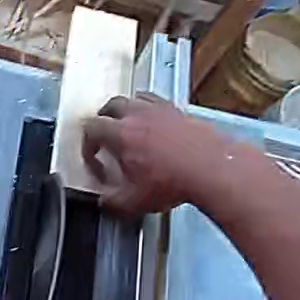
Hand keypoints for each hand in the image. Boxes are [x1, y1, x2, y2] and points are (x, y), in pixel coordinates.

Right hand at [81, 93, 261, 213]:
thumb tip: (104, 200)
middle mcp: (138, 115)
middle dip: (103, 119)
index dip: (87, 145)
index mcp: (120, 134)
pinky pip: (158, 102)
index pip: (91, 129)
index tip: (93, 158)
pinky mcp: (180, 111)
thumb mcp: (134, 201)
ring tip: (128, 125)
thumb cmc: (173, 182)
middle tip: (104, 134)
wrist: (211, 169)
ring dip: (127, 110)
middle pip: (110, 105)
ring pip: (135, 98)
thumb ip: (112, 200)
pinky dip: (151, 110)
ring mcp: (160, 109)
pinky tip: (156, 124)